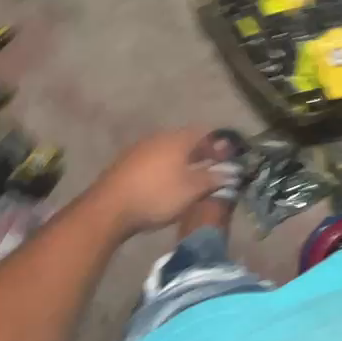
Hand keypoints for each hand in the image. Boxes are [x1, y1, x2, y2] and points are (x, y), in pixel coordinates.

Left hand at [83, 127, 241, 235]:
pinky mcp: (127, 162)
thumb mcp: (191, 190)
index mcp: (178, 139)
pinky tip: (165, 184)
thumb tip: (231, 172)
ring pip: (169, 150)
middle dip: (201, 153)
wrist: (109, 207)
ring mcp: (141, 148)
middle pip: (187, 140)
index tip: (227, 160)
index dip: (218, 145)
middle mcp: (160, 137)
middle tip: (211, 171)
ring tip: (190, 180)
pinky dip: (165, 168)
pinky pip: (154, 159)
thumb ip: (213, 179)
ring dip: (182, 161)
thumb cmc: (157, 195)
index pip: (205, 133)